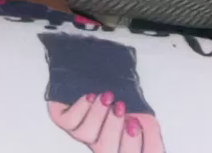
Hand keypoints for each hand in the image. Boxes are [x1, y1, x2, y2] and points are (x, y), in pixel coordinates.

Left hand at [48, 94, 164, 152]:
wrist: (94, 66)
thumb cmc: (119, 91)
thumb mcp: (140, 109)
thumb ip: (148, 126)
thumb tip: (146, 129)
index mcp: (121, 144)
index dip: (134, 144)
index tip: (136, 121)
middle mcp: (102, 142)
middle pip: (107, 150)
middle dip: (115, 129)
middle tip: (121, 107)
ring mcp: (82, 131)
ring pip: (88, 135)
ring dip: (98, 114)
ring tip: (107, 96)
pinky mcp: (63, 118)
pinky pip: (70, 121)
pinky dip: (81, 108)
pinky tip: (89, 96)